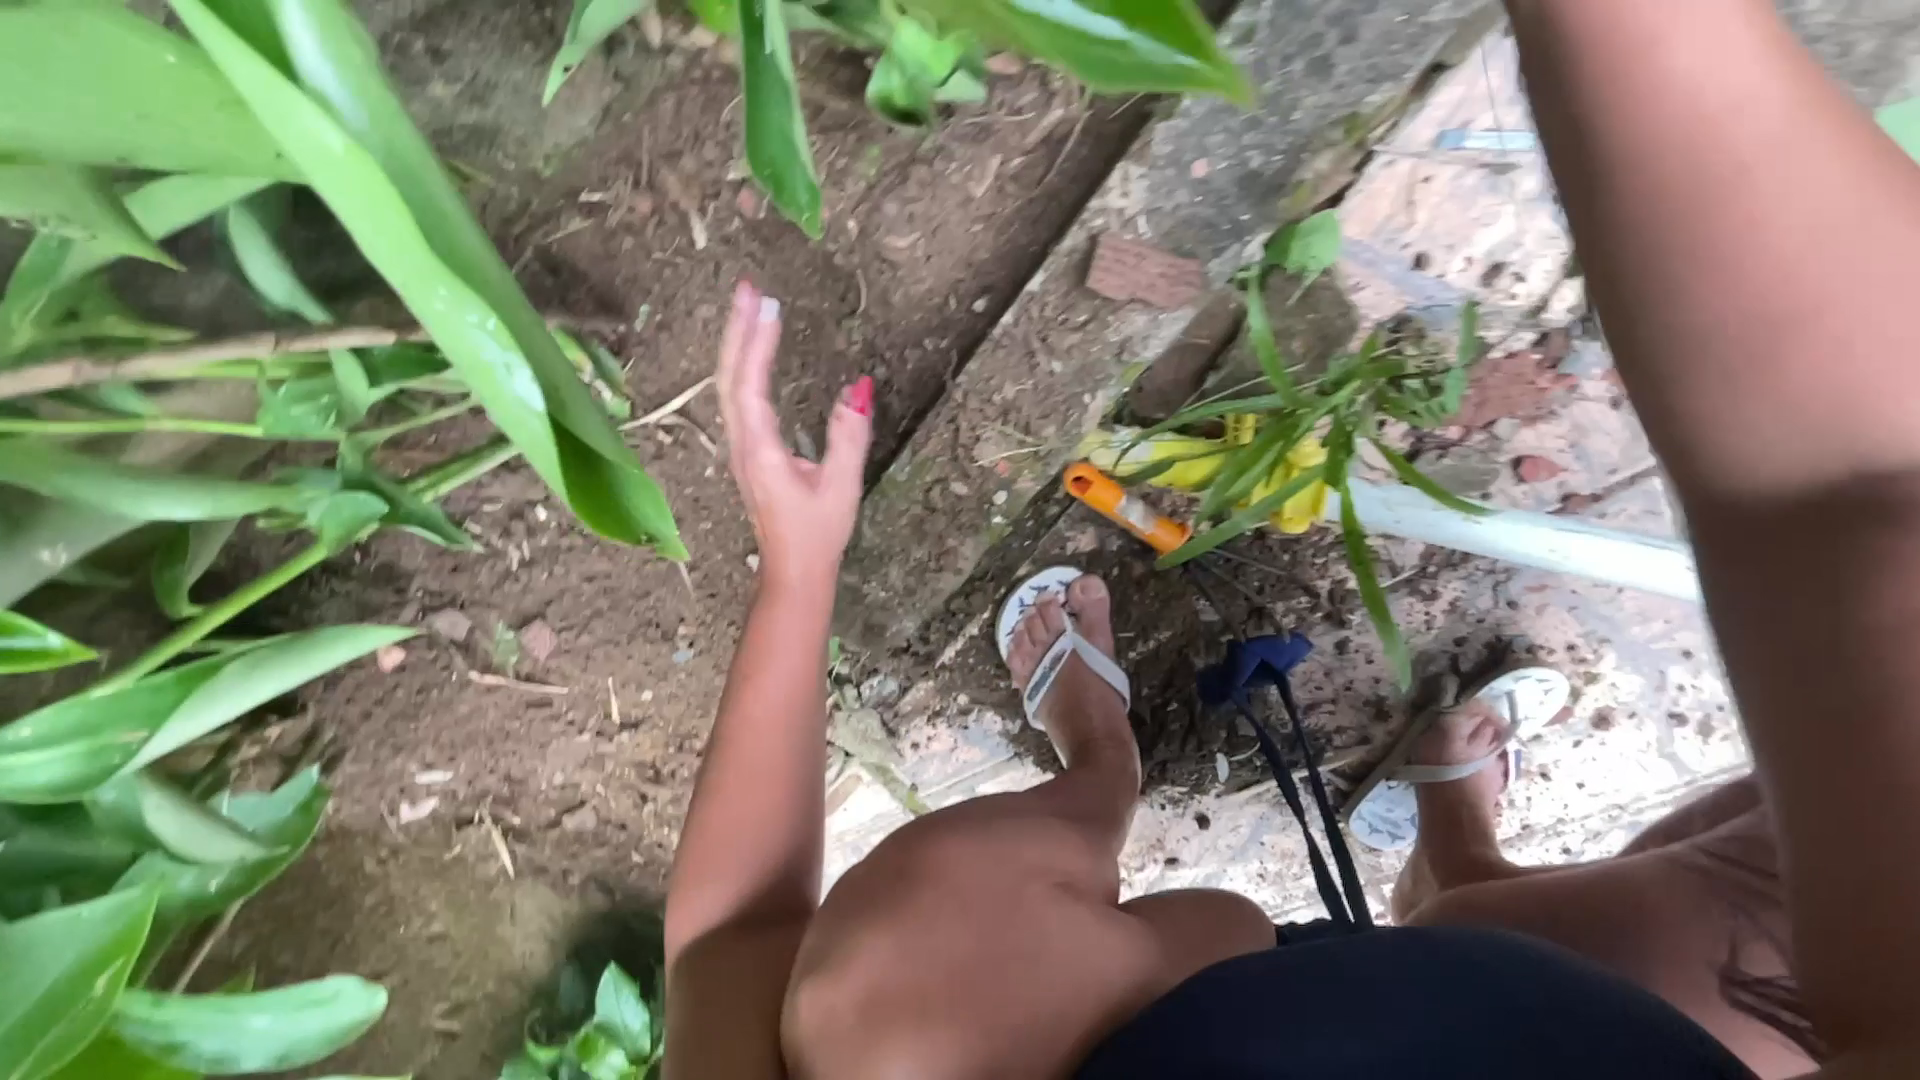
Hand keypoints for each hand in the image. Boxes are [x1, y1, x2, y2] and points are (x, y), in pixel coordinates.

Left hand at [717, 279, 873, 592]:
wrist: (794, 571)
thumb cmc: (817, 534)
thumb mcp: (841, 487)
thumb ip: (848, 438)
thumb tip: (857, 389)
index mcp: (761, 451)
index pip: (750, 385)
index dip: (756, 342)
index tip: (766, 303)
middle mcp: (742, 445)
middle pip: (729, 377)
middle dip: (738, 330)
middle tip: (748, 288)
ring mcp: (741, 449)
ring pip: (730, 387)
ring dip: (738, 345)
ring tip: (751, 310)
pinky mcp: (748, 454)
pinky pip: (738, 400)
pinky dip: (744, 367)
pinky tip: (754, 354)